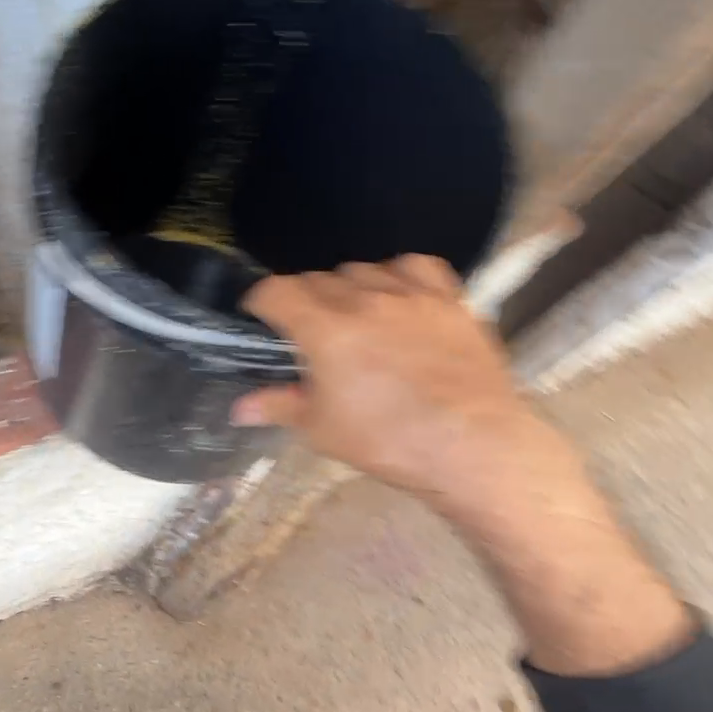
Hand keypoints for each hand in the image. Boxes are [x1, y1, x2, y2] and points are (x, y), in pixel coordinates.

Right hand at [236, 256, 689, 674]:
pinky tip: (397, 296)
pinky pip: (417, 266)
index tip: (257, 314)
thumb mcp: (321, 430)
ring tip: (349, 313)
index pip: (277, 291)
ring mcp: (412, 296)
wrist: (473, 445)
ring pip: (363, 268)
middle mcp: (365, 300)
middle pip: (317, 278)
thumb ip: (279, 406)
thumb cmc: (386, 441)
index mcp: (325, 330)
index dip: (259, 299)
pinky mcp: (451, 301)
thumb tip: (239, 409)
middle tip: (302, 330)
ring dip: (346, 286)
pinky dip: (397, 275)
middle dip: (301, 298)